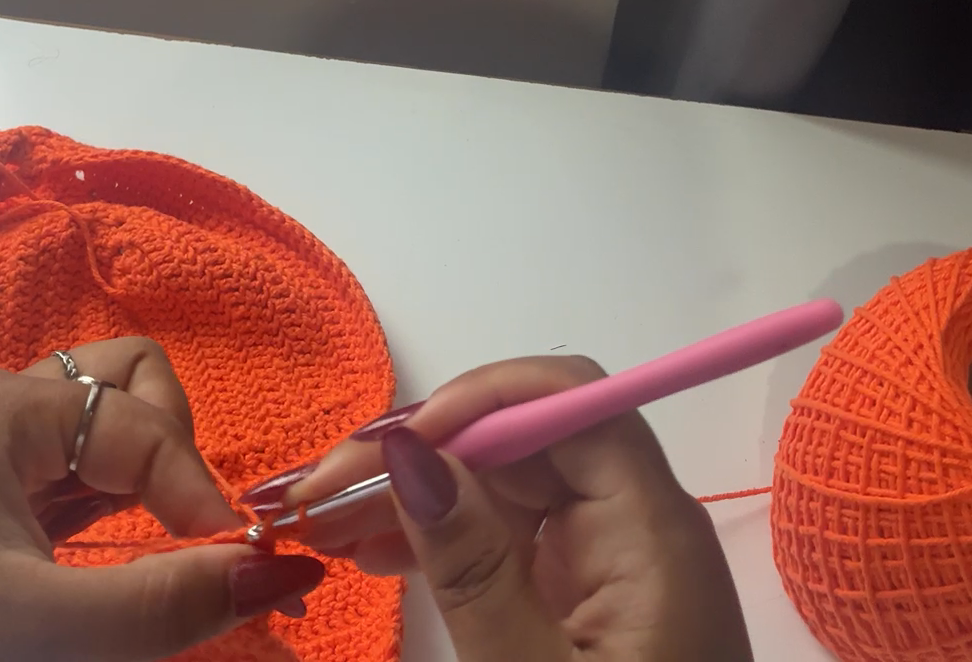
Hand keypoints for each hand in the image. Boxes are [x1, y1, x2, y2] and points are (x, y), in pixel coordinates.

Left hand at [0, 337, 327, 661]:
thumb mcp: (35, 635)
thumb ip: (165, 604)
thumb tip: (284, 569)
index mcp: (12, 405)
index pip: (147, 423)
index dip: (197, 490)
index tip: (226, 563)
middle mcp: (4, 403)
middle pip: (133, 379)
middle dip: (173, 443)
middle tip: (174, 519)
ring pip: (108, 417)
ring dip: (147, 469)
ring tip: (150, 535)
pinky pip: (76, 465)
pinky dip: (113, 498)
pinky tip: (105, 550)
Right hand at [251, 357, 754, 660]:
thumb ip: (472, 566)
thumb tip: (409, 451)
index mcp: (648, 527)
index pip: (570, 400)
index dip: (481, 397)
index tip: (395, 440)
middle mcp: (633, 513)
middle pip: (524, 434)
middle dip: (424, 449)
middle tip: (323, 488)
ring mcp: (605, 543)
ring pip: (504, 477)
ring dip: (416, 491)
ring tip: (326, 522)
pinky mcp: (582, 574)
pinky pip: (507, 525)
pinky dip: (443, 533)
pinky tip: (376, 552)